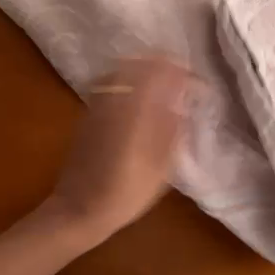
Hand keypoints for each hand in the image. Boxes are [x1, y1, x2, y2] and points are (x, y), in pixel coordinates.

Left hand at [43, 55, 193, 240]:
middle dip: (161, 64)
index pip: (159, 72)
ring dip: (141, 70)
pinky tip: (136, 97)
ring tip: (160, 82)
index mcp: (134, 110)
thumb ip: (173, 130)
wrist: (79, 209)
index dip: (180, 71)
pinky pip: (107, 85)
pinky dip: (125, 81)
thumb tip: (184, 104)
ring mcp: (95, 107)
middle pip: (136, 64)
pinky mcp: (86, 117)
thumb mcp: (160, 168)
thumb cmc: (125, 194)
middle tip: (179, 76)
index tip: (196, 81)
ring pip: (119, 71)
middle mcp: (112, 101)